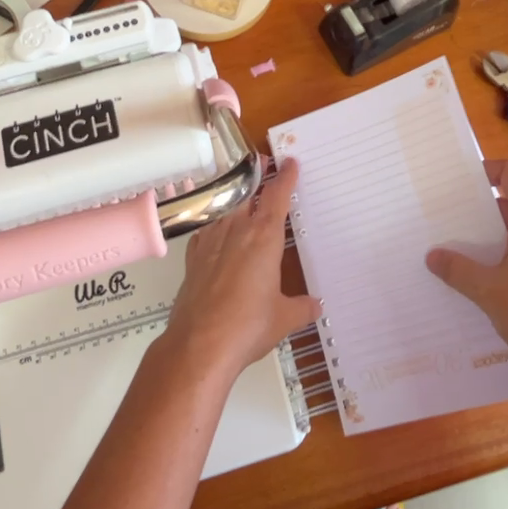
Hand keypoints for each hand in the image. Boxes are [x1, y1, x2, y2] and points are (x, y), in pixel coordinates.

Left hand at [163, 159, 319, 378]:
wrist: (200, 344)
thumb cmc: (246, 326)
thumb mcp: (284, 318)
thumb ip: (301, 307)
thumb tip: (314, 305)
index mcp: (264, 237)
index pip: (278, 196)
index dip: (285, 178)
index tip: (290, 164)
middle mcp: (236, 231)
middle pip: (248, 194)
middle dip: (258, 179)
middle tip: (264, 167)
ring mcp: (211, 241)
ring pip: (225, 208)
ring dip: (236, 199)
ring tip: (243, 196)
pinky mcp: (193, 257)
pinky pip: (206, 230)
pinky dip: (214, 224)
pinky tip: (216, 231)